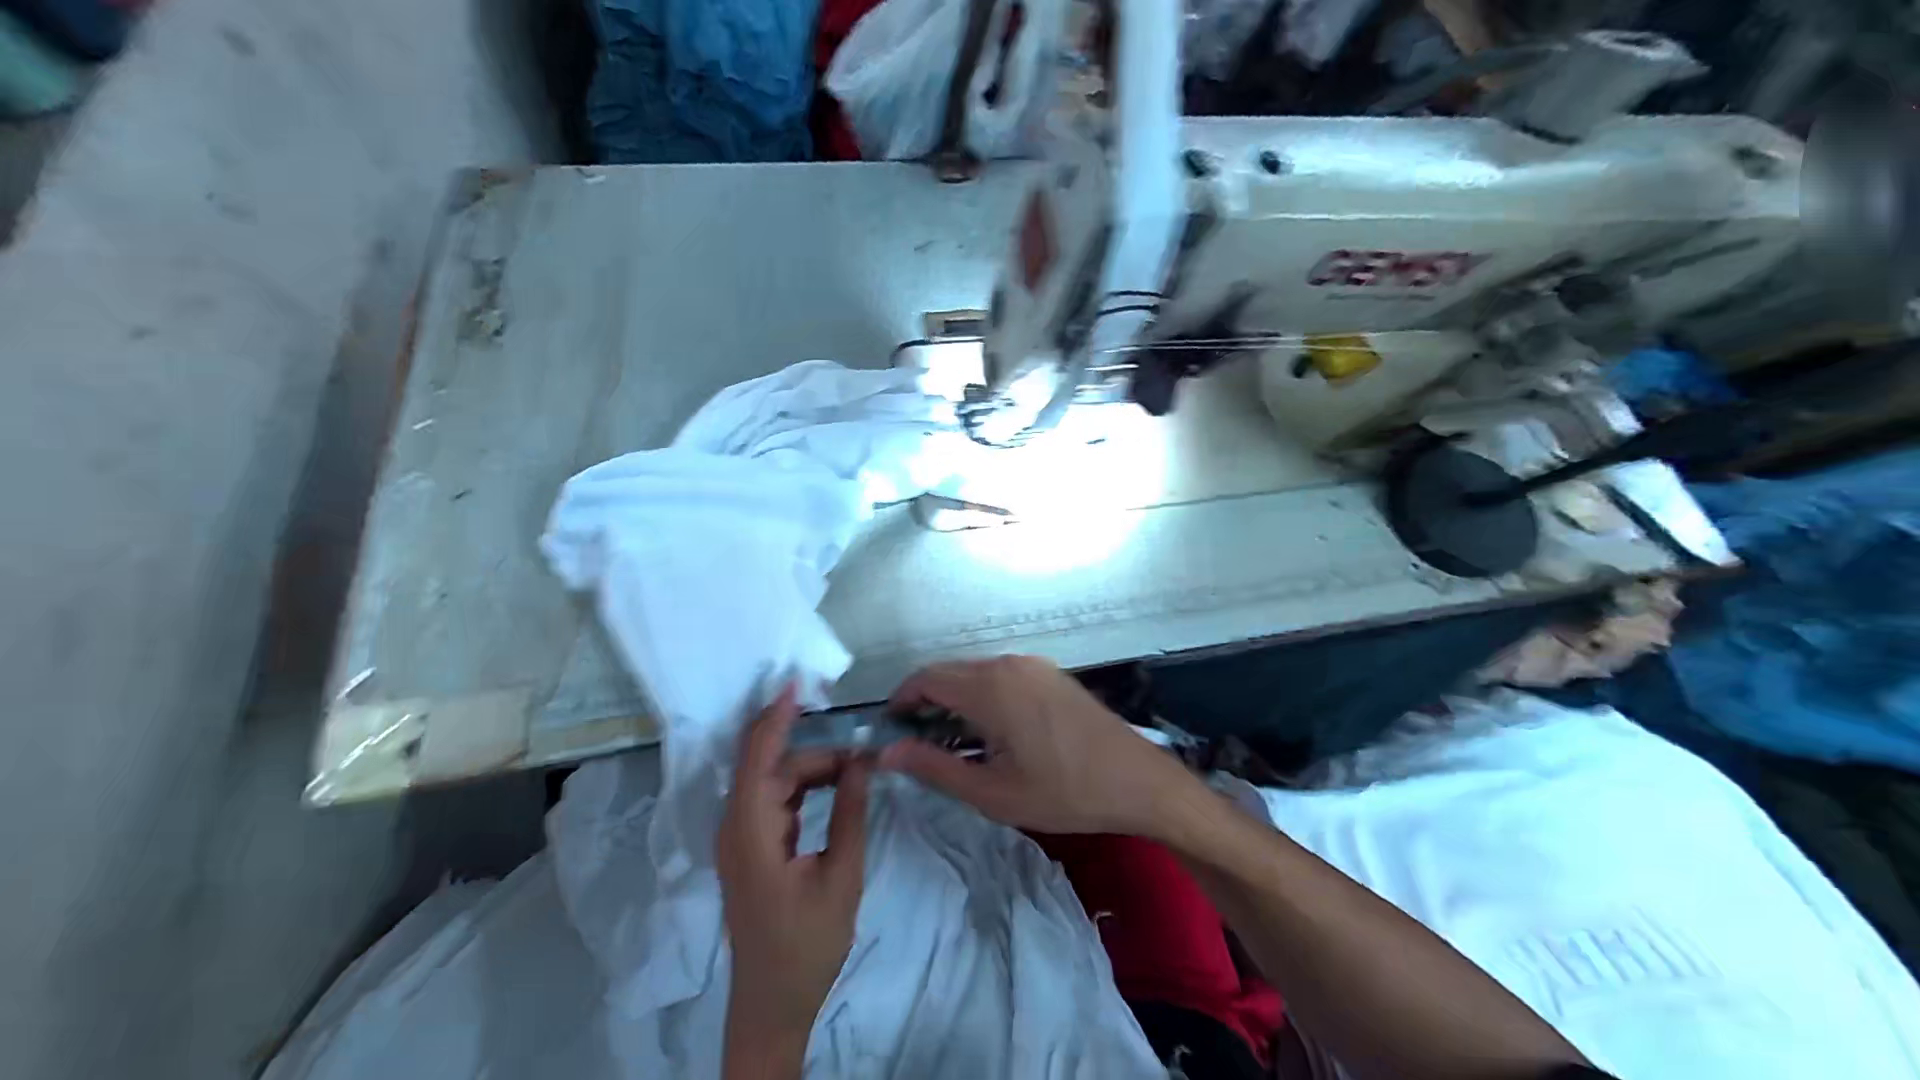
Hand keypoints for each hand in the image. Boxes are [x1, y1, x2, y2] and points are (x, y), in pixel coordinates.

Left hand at [718, 686, 870, 1069]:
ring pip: (774, 782)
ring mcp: (740, 838)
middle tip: (863, 750)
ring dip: (812, 769)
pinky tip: (835, 787)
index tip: (800, 683)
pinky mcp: (751, 849)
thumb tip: (861, 761)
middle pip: (771, 767)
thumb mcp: (842, 875)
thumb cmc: (808, 944)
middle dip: (815, 749)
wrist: (772, 1004)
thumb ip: (850, 811)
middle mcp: (736, 826)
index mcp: (751, 831)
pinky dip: (803, 788)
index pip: (758, 757)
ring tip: (856, 767)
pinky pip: (775, 801)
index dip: (776, 717)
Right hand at [877, 655, 1196, 836]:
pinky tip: (990, 730)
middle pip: (950, 671)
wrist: (1139, 782)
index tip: (891, 729)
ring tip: (951, 741)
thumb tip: (887, 753)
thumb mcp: (992, 792)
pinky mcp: (1051, 674)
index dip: (902, 700)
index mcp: (991, 687)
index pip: (927, 678)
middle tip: (916, 741)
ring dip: (954, 698)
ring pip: (976, 672)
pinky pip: (1001, 675)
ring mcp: (1034, 665)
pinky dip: (982, 694)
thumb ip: (935, 768)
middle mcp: (1009, 664)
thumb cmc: (1064, 792)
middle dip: (925, 699)